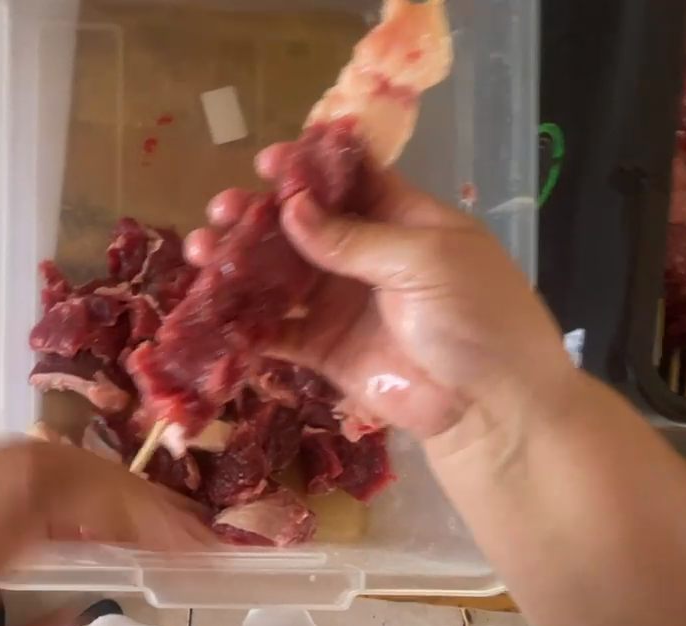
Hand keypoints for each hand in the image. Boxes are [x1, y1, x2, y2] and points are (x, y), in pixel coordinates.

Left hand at [0, 441, 212, 625]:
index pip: (26, 495)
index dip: (119, 505)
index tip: (182, 548)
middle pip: (24, 460)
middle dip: (118, 491)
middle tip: (182, 541)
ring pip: (7, 460)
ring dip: (87, 489)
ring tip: (148, 537)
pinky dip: (49, 497)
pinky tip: (83, 535)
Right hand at [185, 146, 577, 449]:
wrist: (483, 403)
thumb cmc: (474, 315)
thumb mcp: (423, 261)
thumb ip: (353, 238)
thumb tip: (291, 209)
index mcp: (399, 220)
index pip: (346, 181)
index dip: (306, 168)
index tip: (266, 162)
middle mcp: (362, 258)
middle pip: (300, 228)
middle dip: (258, 217)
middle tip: (221, 210)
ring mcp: (337, 304)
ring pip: (278, 277)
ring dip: (239, 266)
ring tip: (202, 253)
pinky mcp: (320, 349)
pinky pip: (275, 331)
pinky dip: (245, 324)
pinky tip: (214, 312)